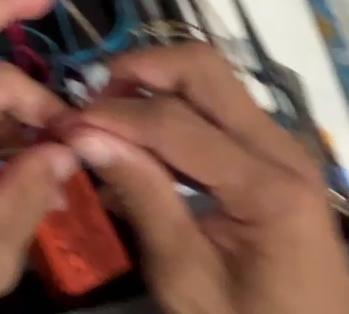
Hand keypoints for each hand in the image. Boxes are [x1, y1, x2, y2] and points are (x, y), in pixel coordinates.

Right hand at [61, 44, 348, 313]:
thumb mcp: (187, 279)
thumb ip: (142, 197)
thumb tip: (83, 135)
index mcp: (269, 187)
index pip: (173, 120)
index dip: (110, 115)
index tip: (64, 125)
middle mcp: (284, 151)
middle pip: (201, 69)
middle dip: (138, 71)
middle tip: (94, 104)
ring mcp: (282, 149)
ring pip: (208, 78)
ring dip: (153, 84)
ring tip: (110, 121)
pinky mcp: (273, 156)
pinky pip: (216, 105)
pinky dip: (171, 105)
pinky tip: (141, 142)